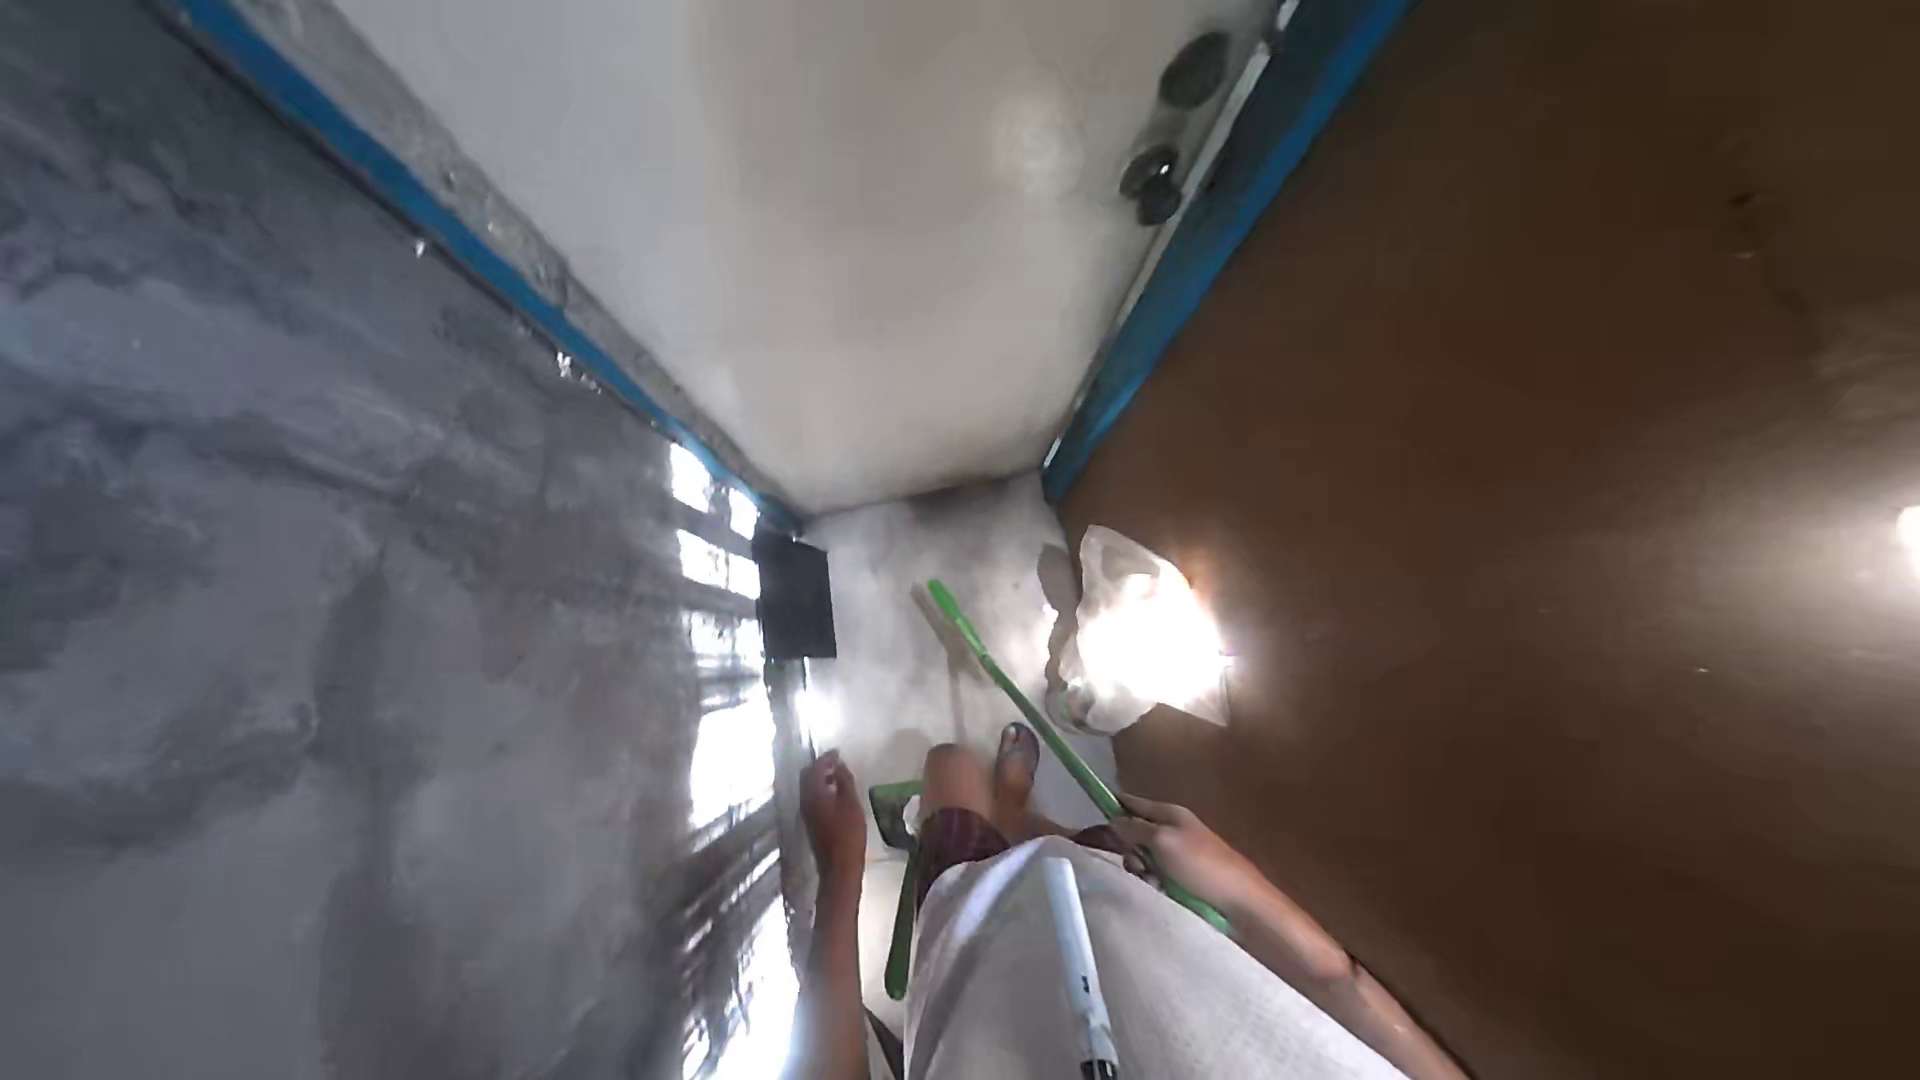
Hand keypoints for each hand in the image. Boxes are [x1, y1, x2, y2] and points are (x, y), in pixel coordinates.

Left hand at [800, 750, 866, 877]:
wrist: (839, 868)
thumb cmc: (849, 834)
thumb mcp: (851, 803)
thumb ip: (844, 780)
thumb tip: (838, 764)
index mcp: (813, 794)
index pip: (815, 767)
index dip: (826, 757)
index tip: (838, 752)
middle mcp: (805, 801)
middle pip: (807, 776)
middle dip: (820, 766)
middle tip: (837, 762)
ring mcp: (806, 813)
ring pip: (809, 788)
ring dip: (821, 778)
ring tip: (839, 776)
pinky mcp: (810, 823)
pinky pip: (812, 798)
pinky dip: (822, 790)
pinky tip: (836, 794)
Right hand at [1110, 792, 1274, 916]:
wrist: (1244, 907)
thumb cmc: (1203, 866)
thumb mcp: (1164, 840)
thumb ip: (1134, 827)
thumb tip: (1113, 819)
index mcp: (1169, 813)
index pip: (1131, 802)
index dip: (1112, 806)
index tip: (1093, 818)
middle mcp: (1172, 831)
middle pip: (1133, 834)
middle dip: (1130, 850)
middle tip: (1139, 864)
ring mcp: (1178, 858)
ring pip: (1142, 859)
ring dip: (1142, 872)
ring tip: (1155, 884)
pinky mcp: (1182, 882)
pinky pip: (1155, 879)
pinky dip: (1155, 886)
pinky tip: (1164, 895)